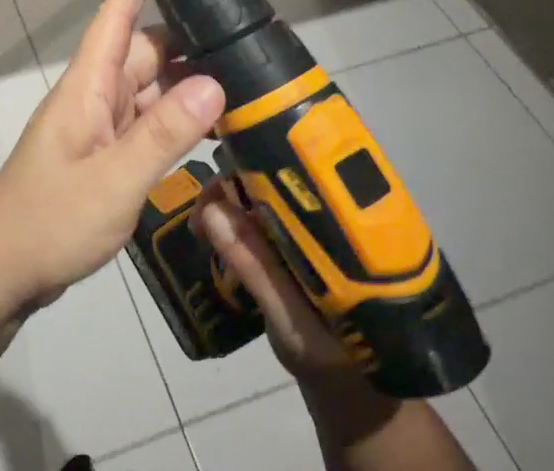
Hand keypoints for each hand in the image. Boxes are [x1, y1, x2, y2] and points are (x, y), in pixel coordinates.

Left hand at [0, 0, 226, 312]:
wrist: (3, 272)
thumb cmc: (51, 221)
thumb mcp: (114, 179)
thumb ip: (163, 134)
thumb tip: (213, 82)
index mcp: (85, 91)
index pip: (112, 23)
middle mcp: (89, 102)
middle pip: (139, 56)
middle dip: (183, 41)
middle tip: (240, 35)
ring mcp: (93, 132)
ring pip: (144, 92)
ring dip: (184, 85)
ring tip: (239, 79)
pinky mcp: (99, 161)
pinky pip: (141, 126)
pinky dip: (172, 122)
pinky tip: (207, 129)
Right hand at [197, 191, 476, 468]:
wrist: (351, 389)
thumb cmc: (332, 357)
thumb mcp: (290, 318)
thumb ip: (256, 269)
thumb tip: (213, 210)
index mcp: (348, 228)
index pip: (304, 171)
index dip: (259, 163)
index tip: (218, 178)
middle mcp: (334, 218)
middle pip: (278, 177)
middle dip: (234, 184)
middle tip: (201, 213)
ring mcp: (315, 230)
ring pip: (265, 194)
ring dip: (229, 201)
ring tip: (202, 226)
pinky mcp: (297, 244)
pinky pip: (261, 217)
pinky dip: (234, 218)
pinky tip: (215, 232)